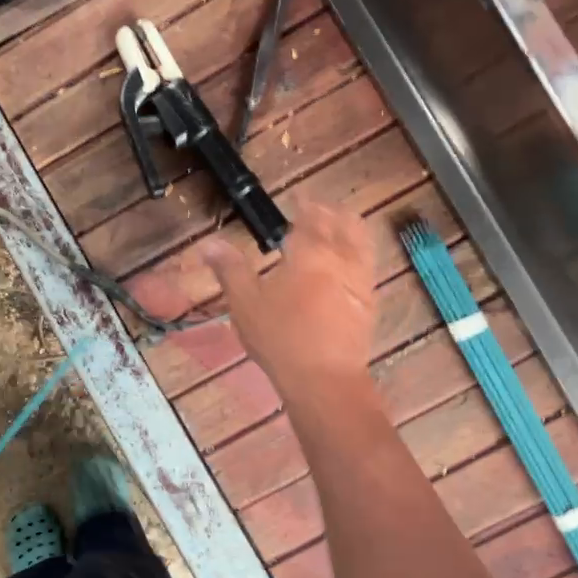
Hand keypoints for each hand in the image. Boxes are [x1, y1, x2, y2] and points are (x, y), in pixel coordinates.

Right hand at [199, 202, 378, 382]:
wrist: (323, 377)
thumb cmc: (278, 337)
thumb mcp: (244, 303)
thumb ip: (229, 269)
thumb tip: (209, 243)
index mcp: (309, 253)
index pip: (310, 218)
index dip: (305, 206)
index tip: (299, 200)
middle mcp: (341, 259)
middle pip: (341, 225)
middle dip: (330, 214)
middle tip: (318, 210)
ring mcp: (360, 280)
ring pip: (361, 243)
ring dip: (350, 229)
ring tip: (340, 228)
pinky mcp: (369, 302)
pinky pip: (368, 266)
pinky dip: (359, 255)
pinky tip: (350, 266)